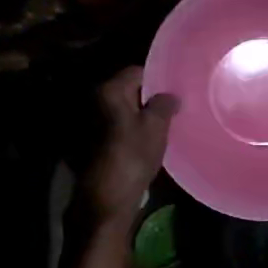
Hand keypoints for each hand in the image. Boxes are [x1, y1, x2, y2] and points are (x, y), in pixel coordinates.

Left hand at [80, 67, 178, 227]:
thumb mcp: (156, 126)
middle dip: (150, 98)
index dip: (158, 79)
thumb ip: (164, 104)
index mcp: (109, 90)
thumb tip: (169, 95)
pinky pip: (118, 127)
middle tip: (173, 108)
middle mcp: (95, 100)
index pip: (137, 72)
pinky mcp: (94, 142)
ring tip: (164, 125)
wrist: (108, 195)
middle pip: (129, 91)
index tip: (175, 90)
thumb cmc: (133, 154)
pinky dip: (132, 130)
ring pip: (124, 111)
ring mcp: (92, 122)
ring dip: (141, 116)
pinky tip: (149, 141)